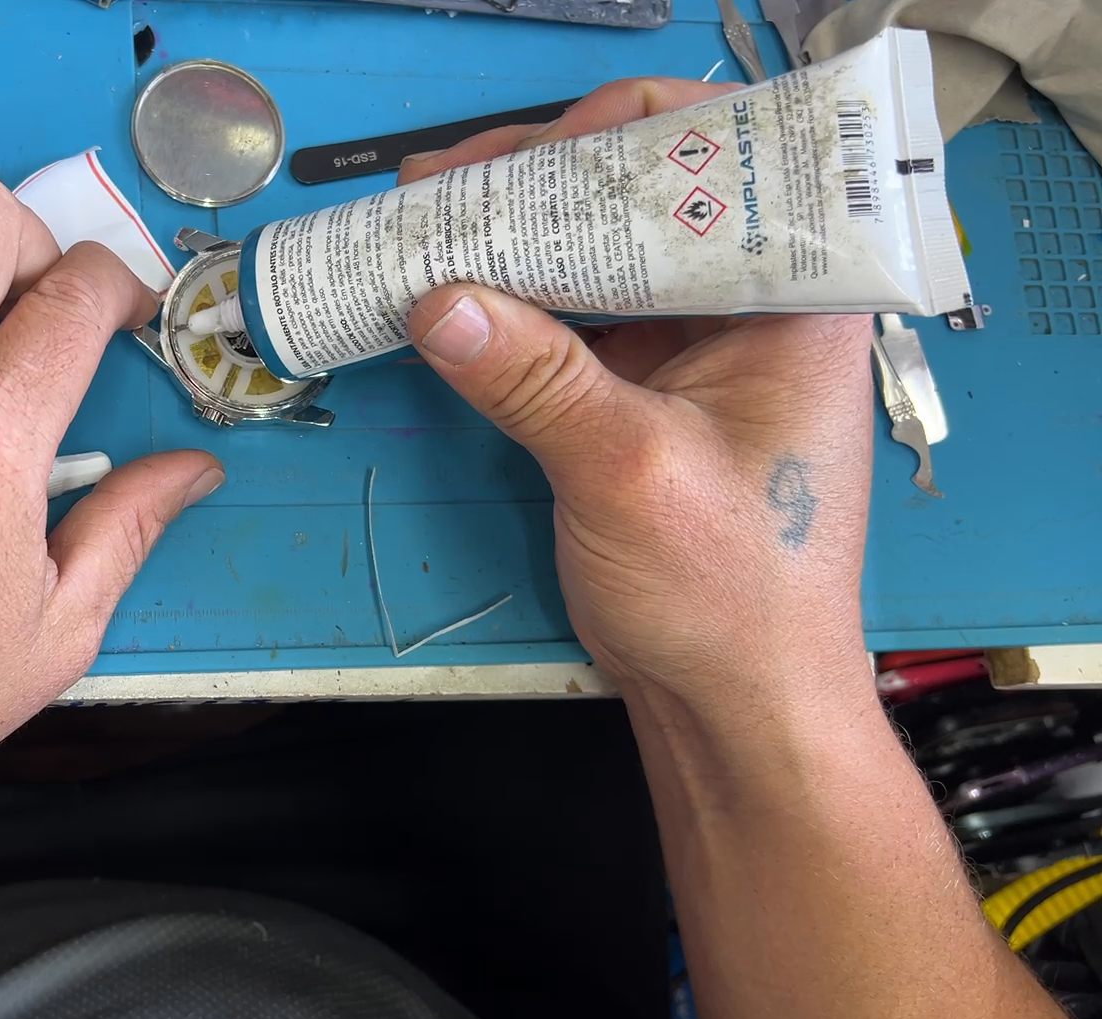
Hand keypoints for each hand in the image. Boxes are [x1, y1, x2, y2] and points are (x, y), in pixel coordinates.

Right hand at [399, 79, 876, 711]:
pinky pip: (555, 324)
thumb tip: (434, 302)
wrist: (722, 687)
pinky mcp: (621, 390)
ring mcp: (673, 348)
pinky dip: (497, 308)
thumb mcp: (627, 473)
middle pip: (632, 202)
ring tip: (418, 229)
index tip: (499, 165)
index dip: (603, 143)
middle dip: (528, 188)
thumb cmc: (718, 586)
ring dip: (501, 245)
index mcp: (787, 295)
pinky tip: (441, 299)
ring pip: (584, 260)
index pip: (710, 162)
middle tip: (429, 188)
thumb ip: (537, 382)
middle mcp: (734, 304)